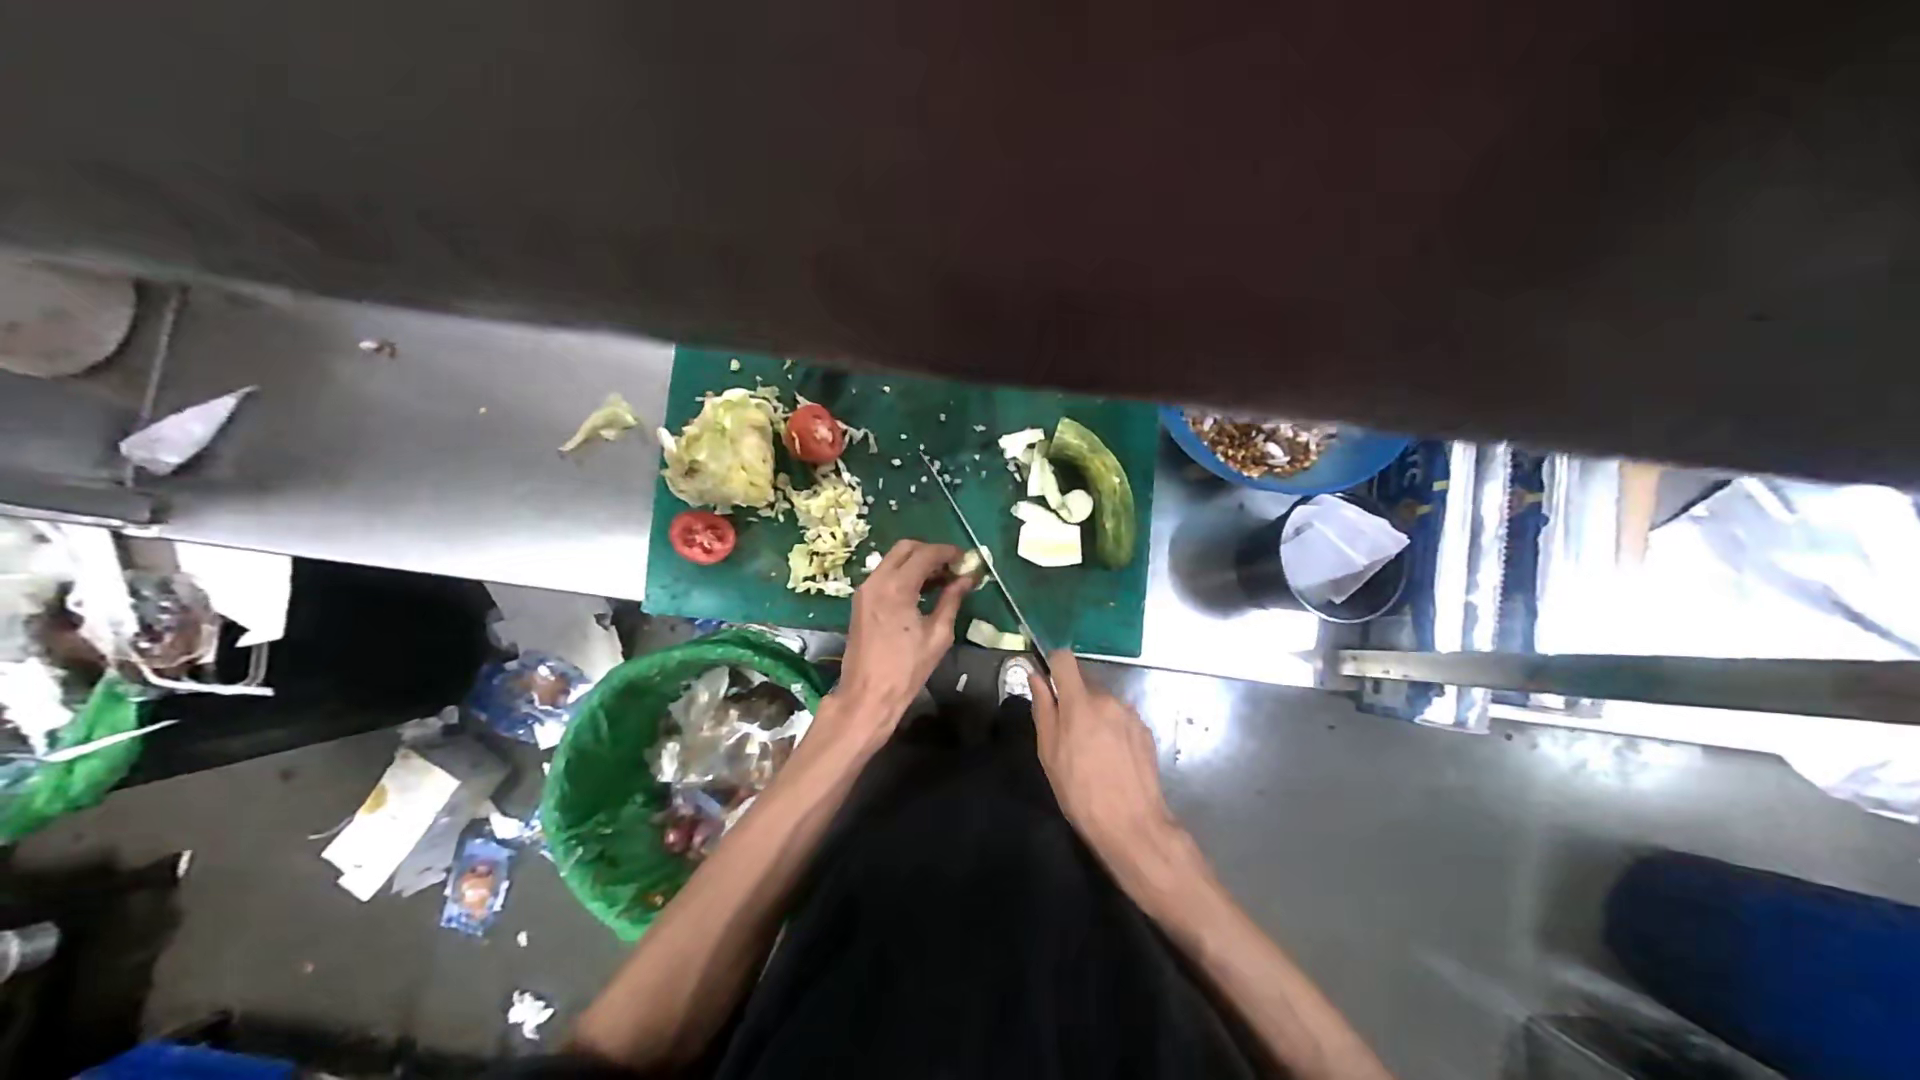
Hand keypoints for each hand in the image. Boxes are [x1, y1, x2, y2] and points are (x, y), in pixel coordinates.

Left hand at [830, 539, 971, 731]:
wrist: (868, 693)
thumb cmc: (907, 668)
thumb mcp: (938, 634)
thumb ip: (951, 600)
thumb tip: (966, 579)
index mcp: (896, 587)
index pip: (925, 554)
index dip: (948, 553)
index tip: (965, 559)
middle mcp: (876, 581)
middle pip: (905, 548)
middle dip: (930, 552)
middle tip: (952, 567)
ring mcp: (865, 590)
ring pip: (893, 560)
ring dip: (916, 563)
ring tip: (942, 579)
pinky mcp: (860, 601)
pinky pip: (884, 575)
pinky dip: (903, 574)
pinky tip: (922, 591)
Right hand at [1031, 650, 1188, 873]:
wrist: (1132, 824)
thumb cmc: (1080, 792)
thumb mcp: (1049, 753)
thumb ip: (1043, 709)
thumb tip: (1035, 677)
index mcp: (1081, 702)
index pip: (1064, 659)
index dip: (1053, 666)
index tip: (1049, 685)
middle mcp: (1108, 699)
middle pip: (1085, 682)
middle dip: (1073, 698)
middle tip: (1067, 733)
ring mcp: (1130, 714)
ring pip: (1104, 701)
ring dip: (1094, 714)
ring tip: (1091, 750)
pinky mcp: (1145, 730)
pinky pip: (1121, 717)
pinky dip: (1112, 728)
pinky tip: (1111, 758)